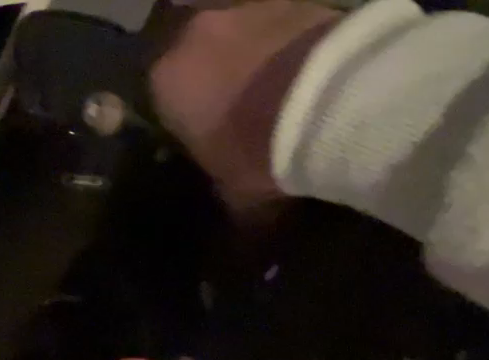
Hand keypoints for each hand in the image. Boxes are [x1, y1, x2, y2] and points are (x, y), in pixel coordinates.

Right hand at [150, 1, 344, 212]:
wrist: (328, 102)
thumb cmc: (259, 153)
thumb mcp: (233, 194)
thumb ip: (222, 191)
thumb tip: (232, 210)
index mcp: (165, 82)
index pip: (160, 100)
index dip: (182, 120)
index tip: (202, 139)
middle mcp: (193, 33)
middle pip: (195, 57)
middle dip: (211, 79)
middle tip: (237, 110)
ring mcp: (242, 7)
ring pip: (235, 36)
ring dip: (248, 58)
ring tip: (276, 90)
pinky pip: (276, 25)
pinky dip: (284, 45)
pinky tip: (303, 74)